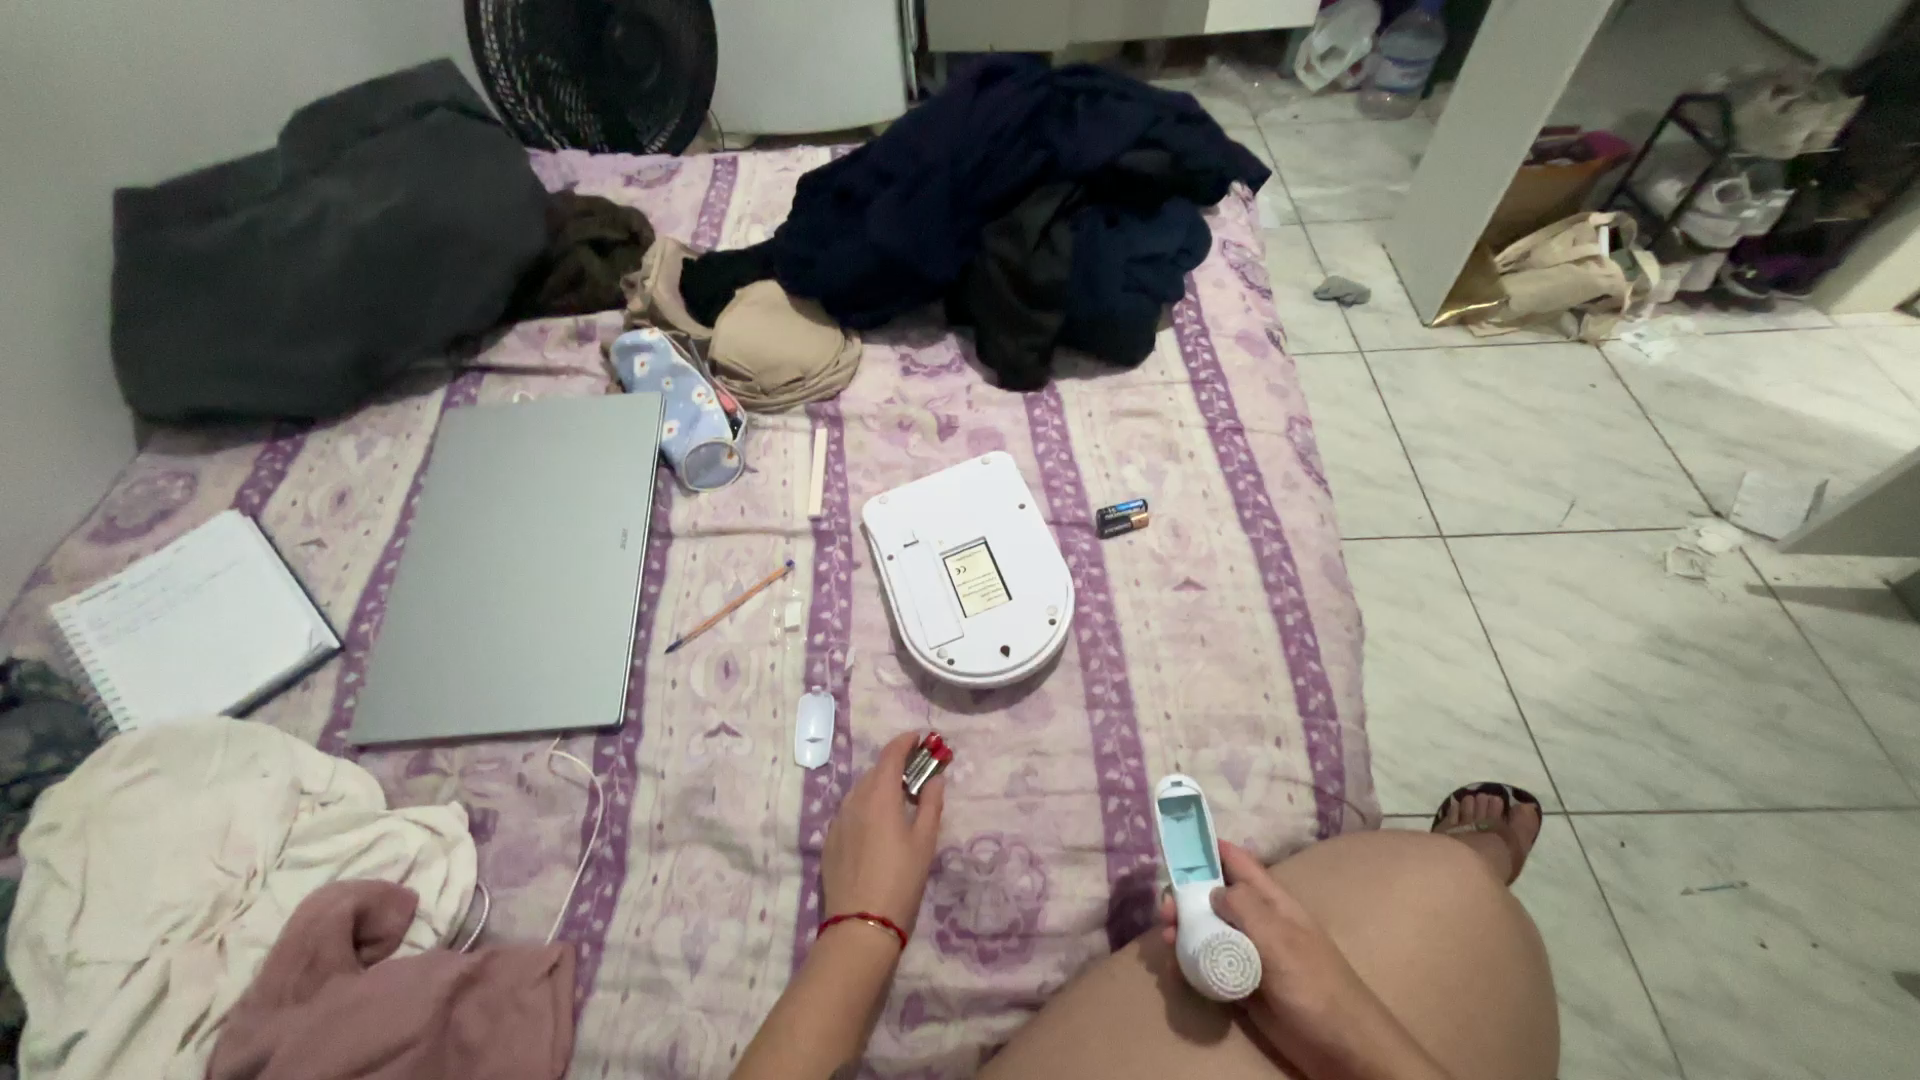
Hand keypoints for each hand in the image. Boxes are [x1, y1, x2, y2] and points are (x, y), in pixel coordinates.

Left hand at [820, 731, 946, 937]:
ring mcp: (837, 821)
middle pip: (875, 771)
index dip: (906, 741)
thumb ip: (931, 804)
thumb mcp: (925, 841)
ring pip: (860, 792)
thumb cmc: (900, 880)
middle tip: (918, 774)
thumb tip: (935, 779)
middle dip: (896, 766)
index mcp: (879, 794)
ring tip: (900, 801)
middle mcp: (853, 800)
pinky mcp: (829, 842)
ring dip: (880, 787)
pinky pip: (850, 813)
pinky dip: (866, 808)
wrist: (860, 925)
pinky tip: (878, 828)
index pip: (891, 754)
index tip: (921, 739)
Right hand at [1157, 842, 1367, 1046]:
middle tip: (1165, 912)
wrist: (1343, 1052)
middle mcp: (1257, 922)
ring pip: (1206, 931)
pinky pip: (1208, 965)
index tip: (1176, 845)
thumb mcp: (1281, 941)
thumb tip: (1212, 890)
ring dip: (1183, 931)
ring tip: (1167, 941)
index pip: (1237, 861)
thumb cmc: (1316, 988)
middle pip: (1212, 896)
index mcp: (1271, 902)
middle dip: (1185, 897)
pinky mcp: (1241, 985)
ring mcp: (1249, 955)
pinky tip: (1176, 970)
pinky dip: (1189, 963)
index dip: (1209, 848)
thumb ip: (1246, 907)